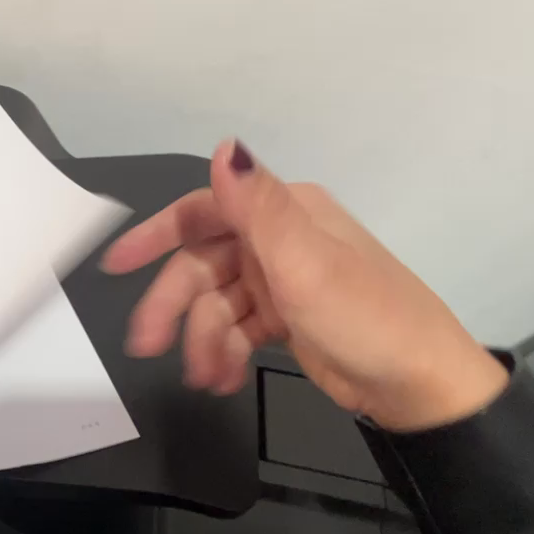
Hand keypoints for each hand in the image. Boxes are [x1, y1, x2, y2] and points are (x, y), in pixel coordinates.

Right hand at [100, 140, 506, 431]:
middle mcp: (276, 242)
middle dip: (173, 309)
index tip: (116, 265)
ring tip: (204, 379)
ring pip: (212, 306)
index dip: (155, 235)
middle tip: (147, 347)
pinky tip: (222, 380)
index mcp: (284, 216)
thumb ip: (260, 209)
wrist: (417, 386)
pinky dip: (222, 355)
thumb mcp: (308, 265)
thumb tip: (225, 147)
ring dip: (200, 342)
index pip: (203, 213)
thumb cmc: (367, 320)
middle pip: (199, 269)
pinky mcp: (280, 318)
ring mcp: (277, 282)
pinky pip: (232, 331)